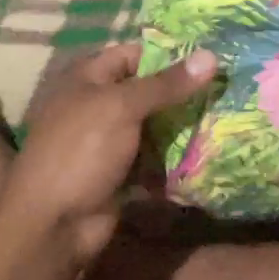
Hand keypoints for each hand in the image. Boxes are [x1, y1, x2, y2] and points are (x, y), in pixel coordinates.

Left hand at [0, 44, 216, 260]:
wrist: (52, 226)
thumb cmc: (80, 152)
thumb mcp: (122, 108)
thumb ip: (167, 83)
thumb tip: (212, 56)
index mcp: (88, 79)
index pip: (134, 54)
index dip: (170, 54)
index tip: (210, 58)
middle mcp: (98, 105)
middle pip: (148, 89)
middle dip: (184, 91)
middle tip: (226, 87)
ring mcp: (109, 140)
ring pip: (155, 123)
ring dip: (184, 123)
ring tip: (225, 116)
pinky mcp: (121, 170)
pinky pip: (155, 154)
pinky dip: (176, 153)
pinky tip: (208, 148)